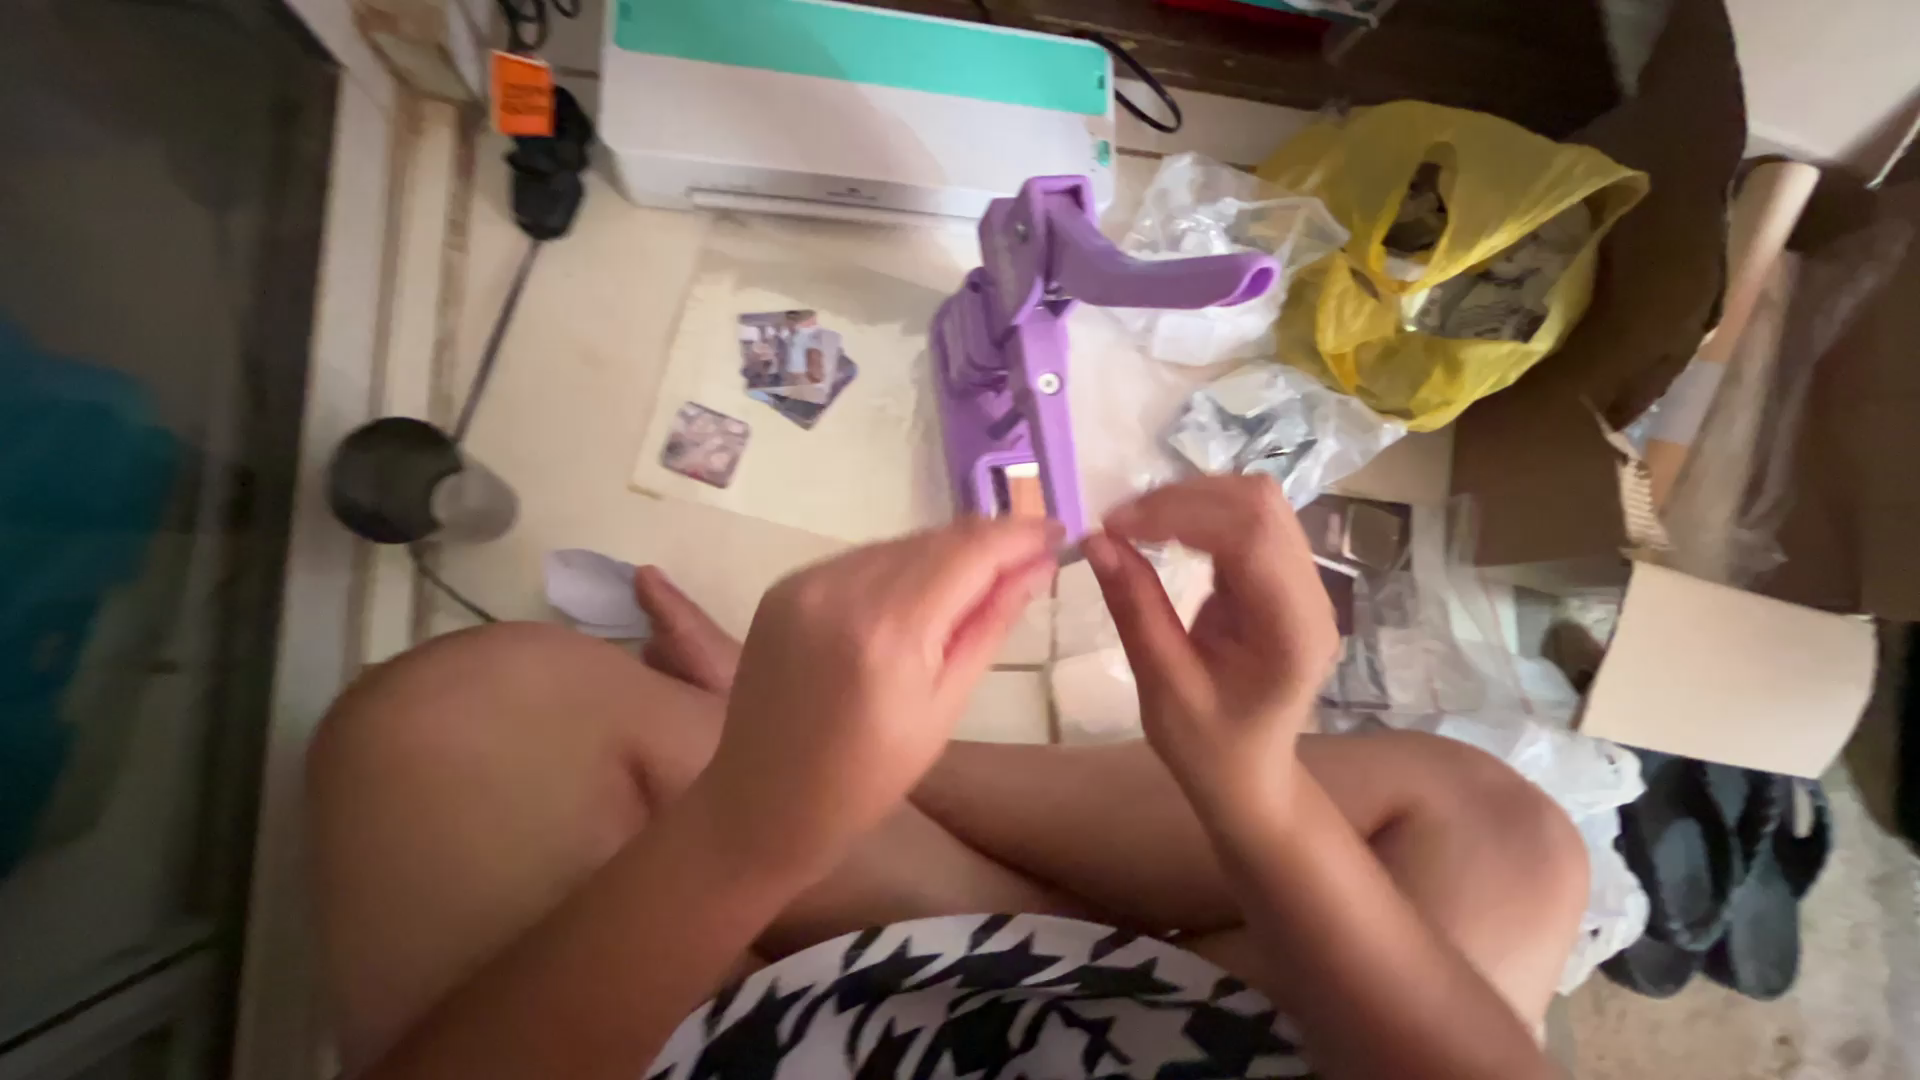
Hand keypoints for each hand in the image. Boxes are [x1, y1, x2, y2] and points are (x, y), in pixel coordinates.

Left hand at [696, 518, 1059, 875]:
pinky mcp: (785, 586)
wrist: (761, 803)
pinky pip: (862, 558)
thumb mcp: (944, 708)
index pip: (969, 552)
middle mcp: (841, 588)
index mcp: (888, 631)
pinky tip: (920, 592)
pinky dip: (901, 566)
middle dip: (988, 540)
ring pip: (899, 544)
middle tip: (1031, 554)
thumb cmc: (867, 779)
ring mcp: (806, 582)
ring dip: (946, 552)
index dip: (1020, 533)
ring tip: (980, 577)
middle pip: (935, 539)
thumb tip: (1036, 566)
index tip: (1058, 531)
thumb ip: (989, 625)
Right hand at [1083, 476, 1338, 815]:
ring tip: (1135, 522)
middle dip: (1183, 498)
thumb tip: (1095, 540)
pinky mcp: (1284, 577)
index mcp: (1292, 631)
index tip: (1114, 525)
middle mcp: (1312, 596)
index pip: (1250, 537)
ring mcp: (1304, 583)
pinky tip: (1161, 530)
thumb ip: (1134, 607)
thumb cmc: (1206, 747)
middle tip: (1118, 522)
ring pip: (1256, 502)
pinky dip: (1199, 513)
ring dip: (1191, 499)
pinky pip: (1248, 520)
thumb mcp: (1161, 685)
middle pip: (1260, 505)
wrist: (1249, 774)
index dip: (1179, 514)